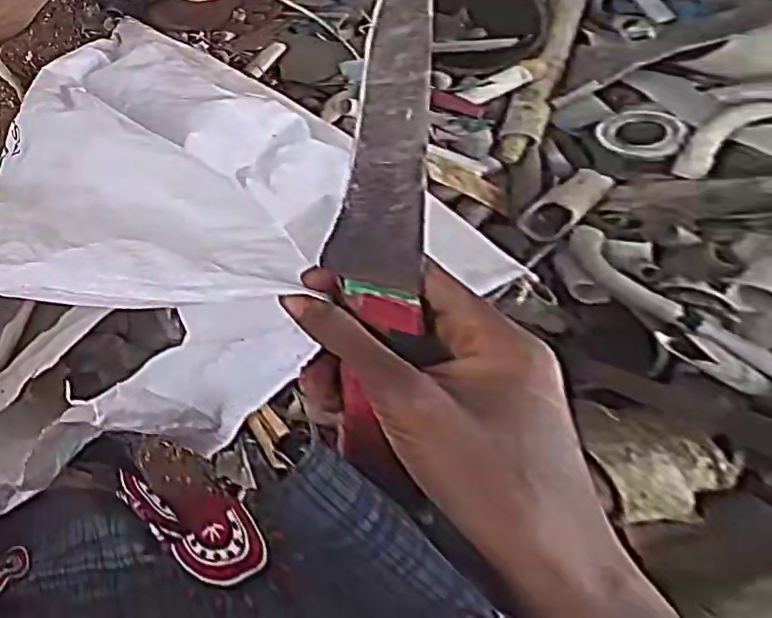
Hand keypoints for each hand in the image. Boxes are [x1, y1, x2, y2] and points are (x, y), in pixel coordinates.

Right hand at [284, 264, 672, 617]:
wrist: (543, 572)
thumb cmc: (511, 494)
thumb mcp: (406, 399)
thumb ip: (347, 340)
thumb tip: (305, 303)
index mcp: (497, 340)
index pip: (415, 276)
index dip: (360, 275)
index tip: (318, 285)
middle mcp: (485, 359)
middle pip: (390, 319)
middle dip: (345, 340)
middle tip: (324, 358)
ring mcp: (468, 390)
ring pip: (383, 355)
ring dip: (347, 373)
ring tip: (335, 398)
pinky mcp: (448, 416)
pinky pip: (390, 386)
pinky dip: (362, 397)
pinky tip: (352, 416)